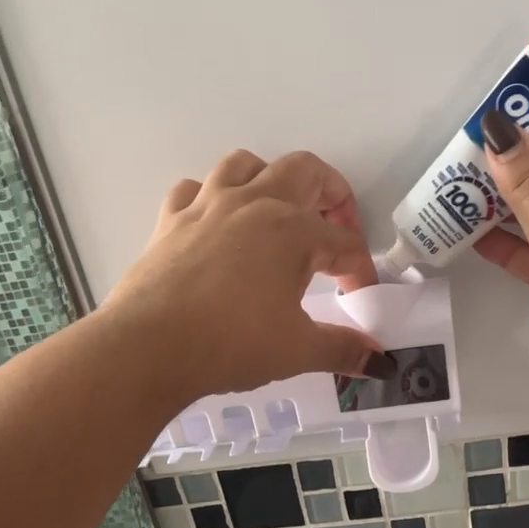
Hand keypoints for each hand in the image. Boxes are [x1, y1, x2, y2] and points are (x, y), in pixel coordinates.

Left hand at [101, 149, 390, 402]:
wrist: (149, 348)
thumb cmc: (231, 345)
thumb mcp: (297, 351)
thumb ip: (342, 350)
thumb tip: (380, 362)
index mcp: (293, 231)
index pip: (344, 243)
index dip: (360, 270)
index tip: (360, 297)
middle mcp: (254, 204)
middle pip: (304, 172)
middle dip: (330, 193)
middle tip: (336, 226)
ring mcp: (208, 206)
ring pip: (247, 165)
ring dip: (271, 179)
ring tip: (279, 212)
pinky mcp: (171, 220)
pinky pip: (196, 189)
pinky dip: (213, 198)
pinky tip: (218, 224)